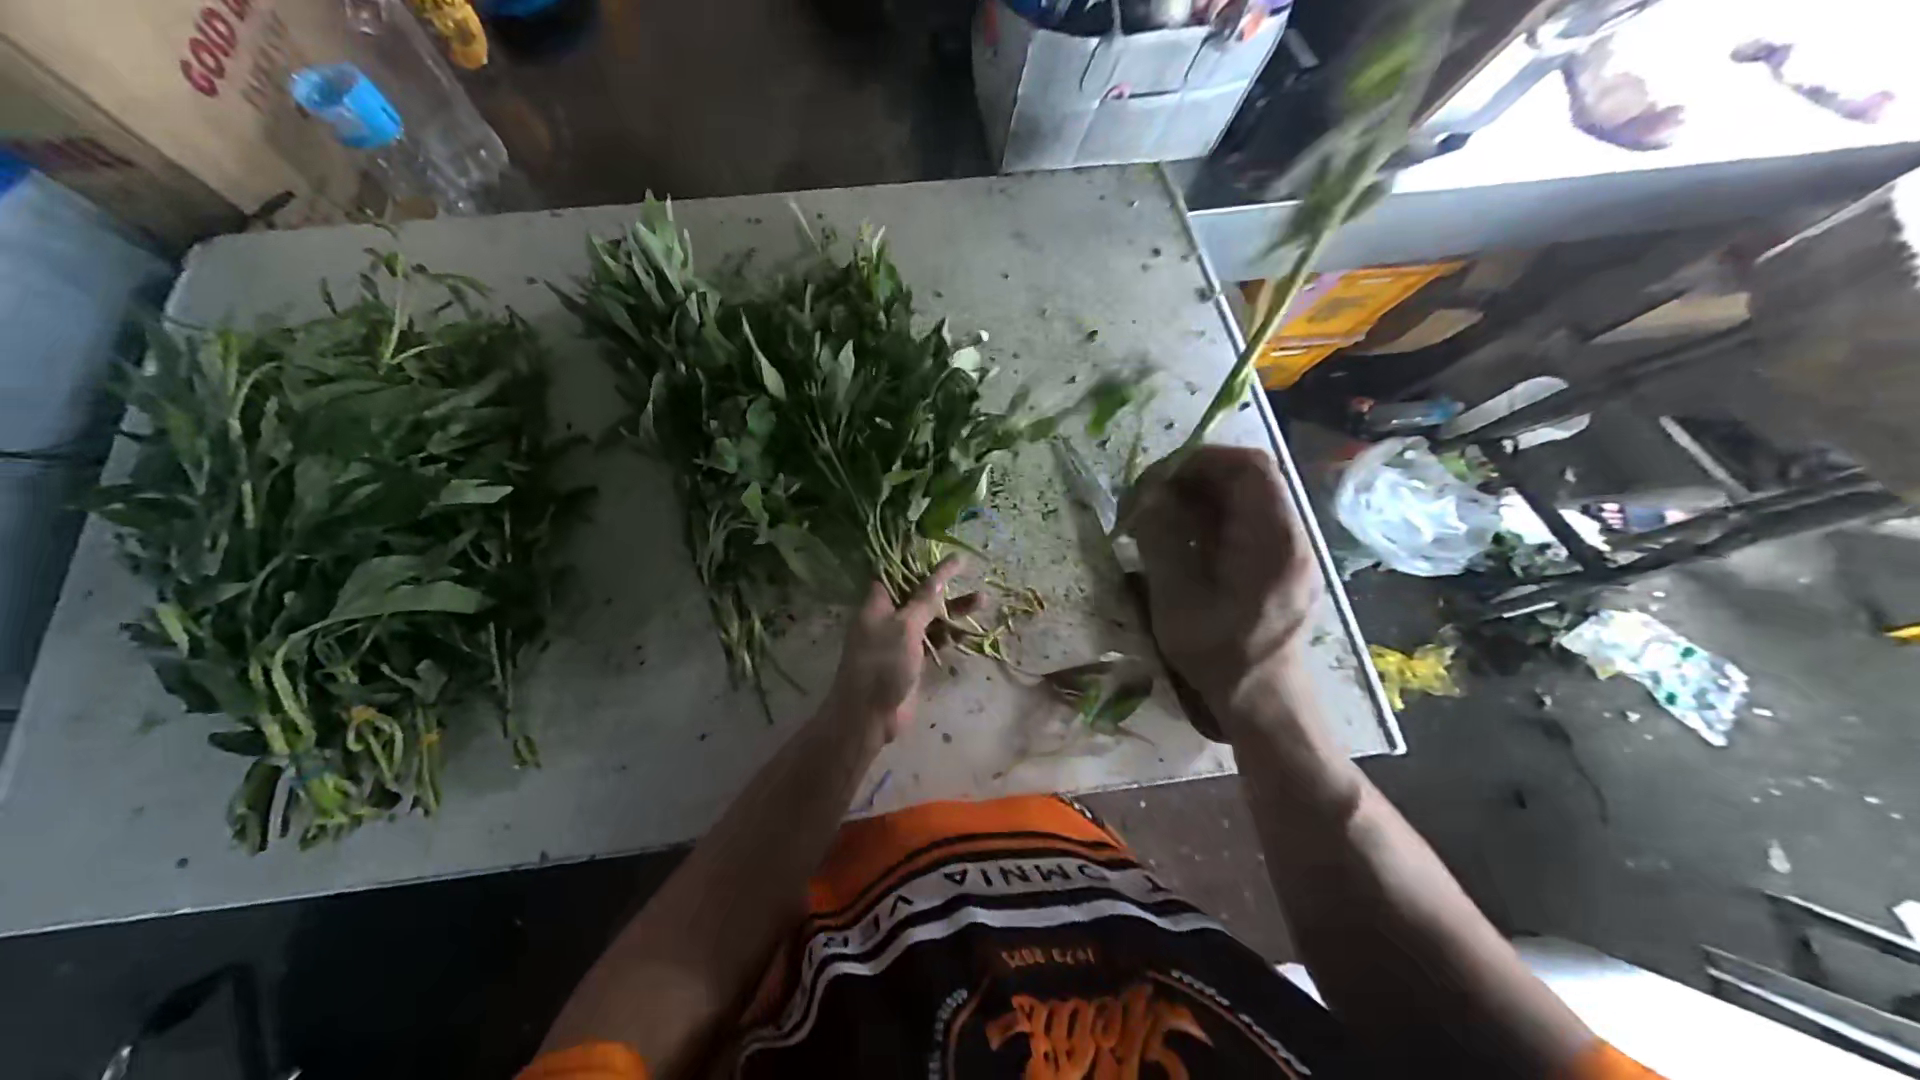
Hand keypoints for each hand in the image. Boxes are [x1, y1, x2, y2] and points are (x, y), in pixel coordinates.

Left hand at [823, 555, 966, 742]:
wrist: (869, 716)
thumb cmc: (881, 664)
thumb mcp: (905, 626)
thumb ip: (924, 600)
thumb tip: (939, 573)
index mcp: (877, 604)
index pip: (895, 572)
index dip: (914, 559)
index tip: (938, 548)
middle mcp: (887, 618)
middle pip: (917, 594)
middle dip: (942, 584)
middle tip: (967, 568)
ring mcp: (900, 641)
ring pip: (930, 618)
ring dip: (953, 610)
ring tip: (983, 599)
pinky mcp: (912, 660)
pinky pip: (934, 641)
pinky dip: (950, 635)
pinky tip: (969, 630)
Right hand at [1126, 447, 1317, 709]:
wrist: (1265, 703)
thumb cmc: (1221, 657)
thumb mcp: (1177, 601)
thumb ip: (1162, 541)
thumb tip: (1149, 497)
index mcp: (1274, 540)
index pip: (1249, 467)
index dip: (1199, 460)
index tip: (1156, 482)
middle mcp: (1291, 536)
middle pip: (1247, 477)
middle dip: (1192, 479)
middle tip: (1149, 501)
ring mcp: (1289, 549)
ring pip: (1244, 498)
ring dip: (1197, 499)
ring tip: (1157, 520)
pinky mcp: (1279, 563)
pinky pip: (1245, 522)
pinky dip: (1209, 520)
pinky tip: (1179, 541)